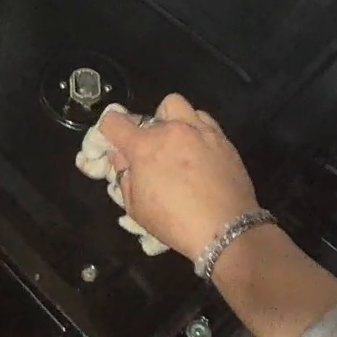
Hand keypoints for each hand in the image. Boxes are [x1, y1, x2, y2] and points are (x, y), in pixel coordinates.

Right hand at [99, 94, 259, 260]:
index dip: (108, 132)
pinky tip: (198, 150)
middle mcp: (170, 130)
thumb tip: (122, 157)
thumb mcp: (136, 208)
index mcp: (144, 146)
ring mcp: (199, 130)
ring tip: (175, 143)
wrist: (227, 231)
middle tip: (149, 155)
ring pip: (175, 105)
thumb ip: (124, 176)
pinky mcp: (222, 138)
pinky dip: (194, 128)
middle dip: (141, 133)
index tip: (115, 146)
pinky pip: (202, 119)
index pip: (113, 121)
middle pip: (145, 114)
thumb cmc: (175, 222)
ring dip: (168, 120)